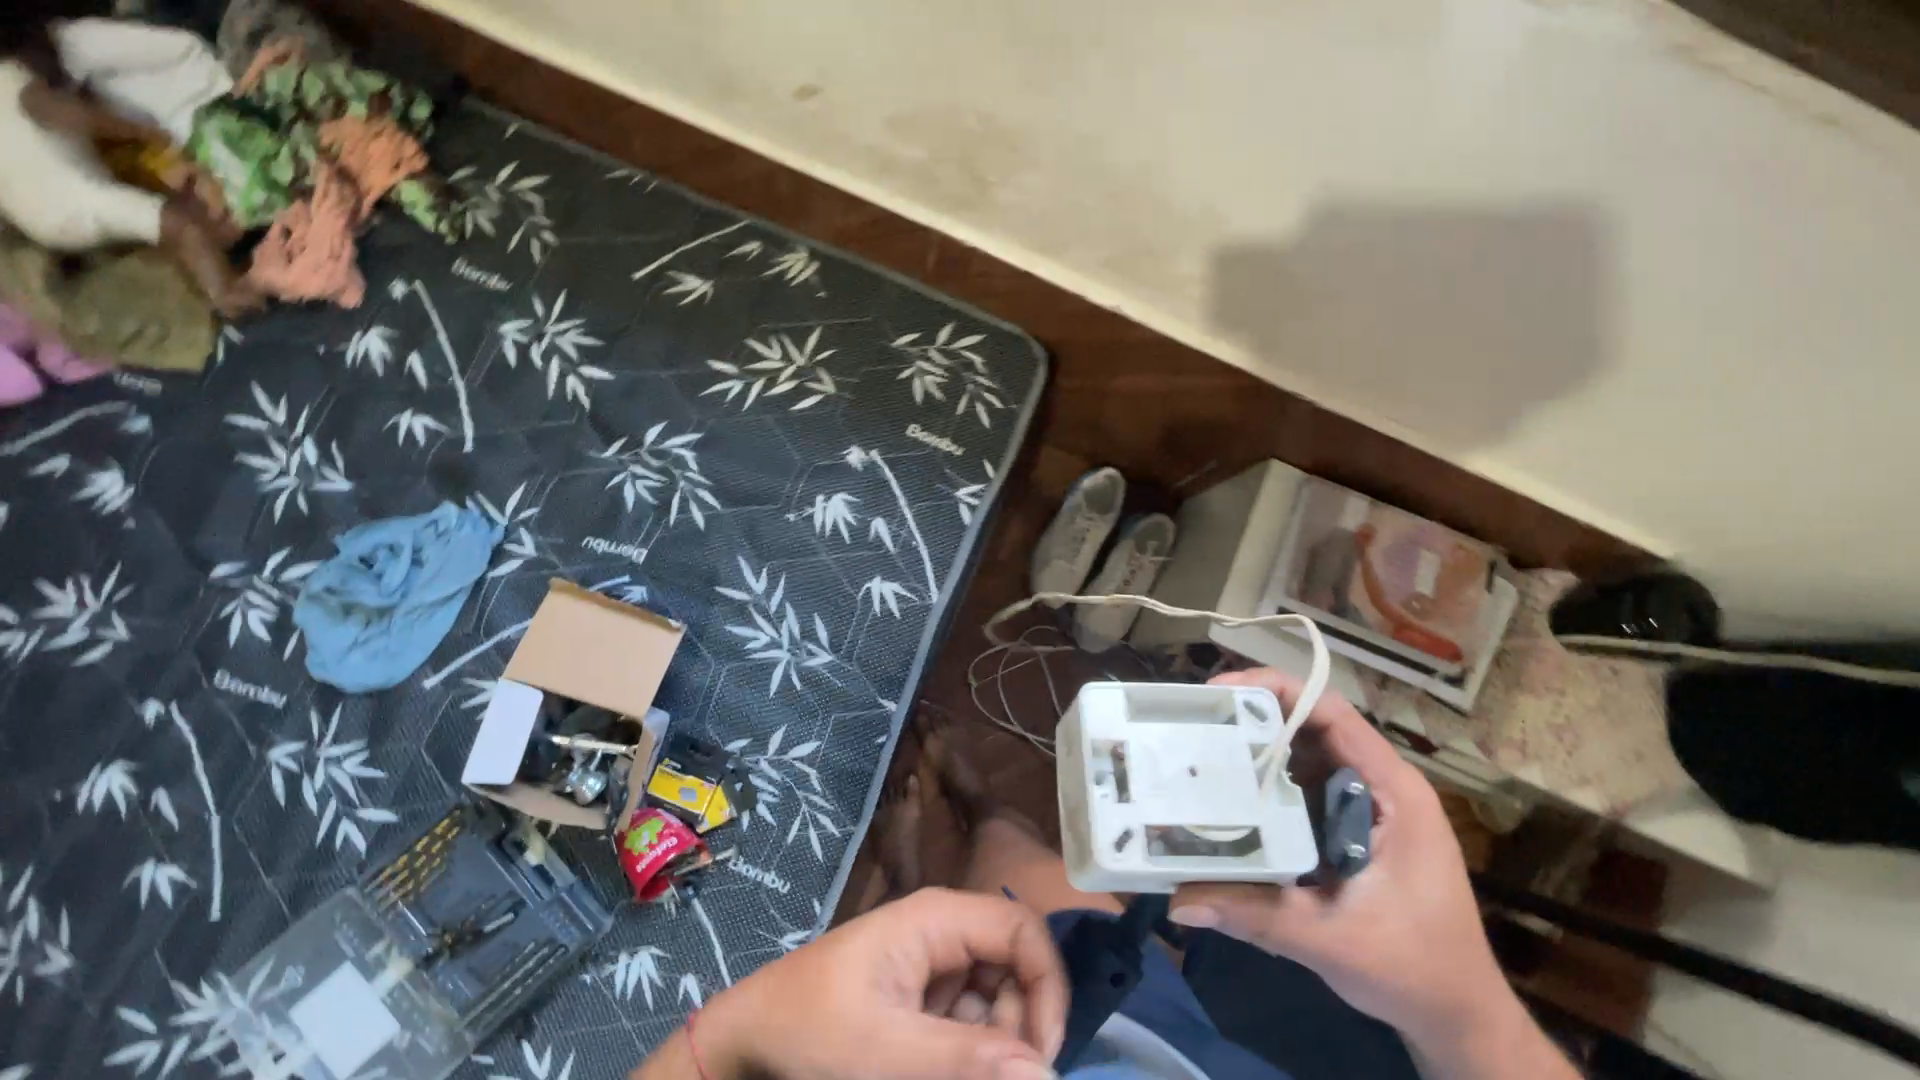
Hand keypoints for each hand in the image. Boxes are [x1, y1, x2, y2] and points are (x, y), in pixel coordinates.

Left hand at [682, 888, 1066, 1079]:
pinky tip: (939, 1068)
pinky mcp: (923, 993)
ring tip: (953, 1072)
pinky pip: (970, 1017)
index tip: (1045, 1053)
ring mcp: (933, 962)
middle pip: (1015, 967)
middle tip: (1004, 1078)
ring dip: (994, 1044)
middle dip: (1021, 1024)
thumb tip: (1047, 1074)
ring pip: (997, 998)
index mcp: (937, 919)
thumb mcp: (886, 1050)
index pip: (1023, 931)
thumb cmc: (811, 1029)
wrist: (749, 1038)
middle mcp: (943, 931)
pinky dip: (970, 1051)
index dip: (1047, 985)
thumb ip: (967, 1060)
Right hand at [1169, 668, 1507, 1043]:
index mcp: (1394, 791)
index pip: (1333, 714)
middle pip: (1312, 728)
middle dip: (1253, 718)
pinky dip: (1266, 786)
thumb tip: (1178, 900)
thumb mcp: (1331, 939)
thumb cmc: (1415, 968)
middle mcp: (1381, 786)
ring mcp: (1368, 806)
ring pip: (1305, 758)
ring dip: (1256, 751)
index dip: (1276, 691)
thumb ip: (1255, 915)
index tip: (1218, 693)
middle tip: (1193, 723)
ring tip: (1198, 751)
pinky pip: (1304, 790)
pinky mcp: (1353, 828)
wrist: (1459, 1014)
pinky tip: (1226, 798)